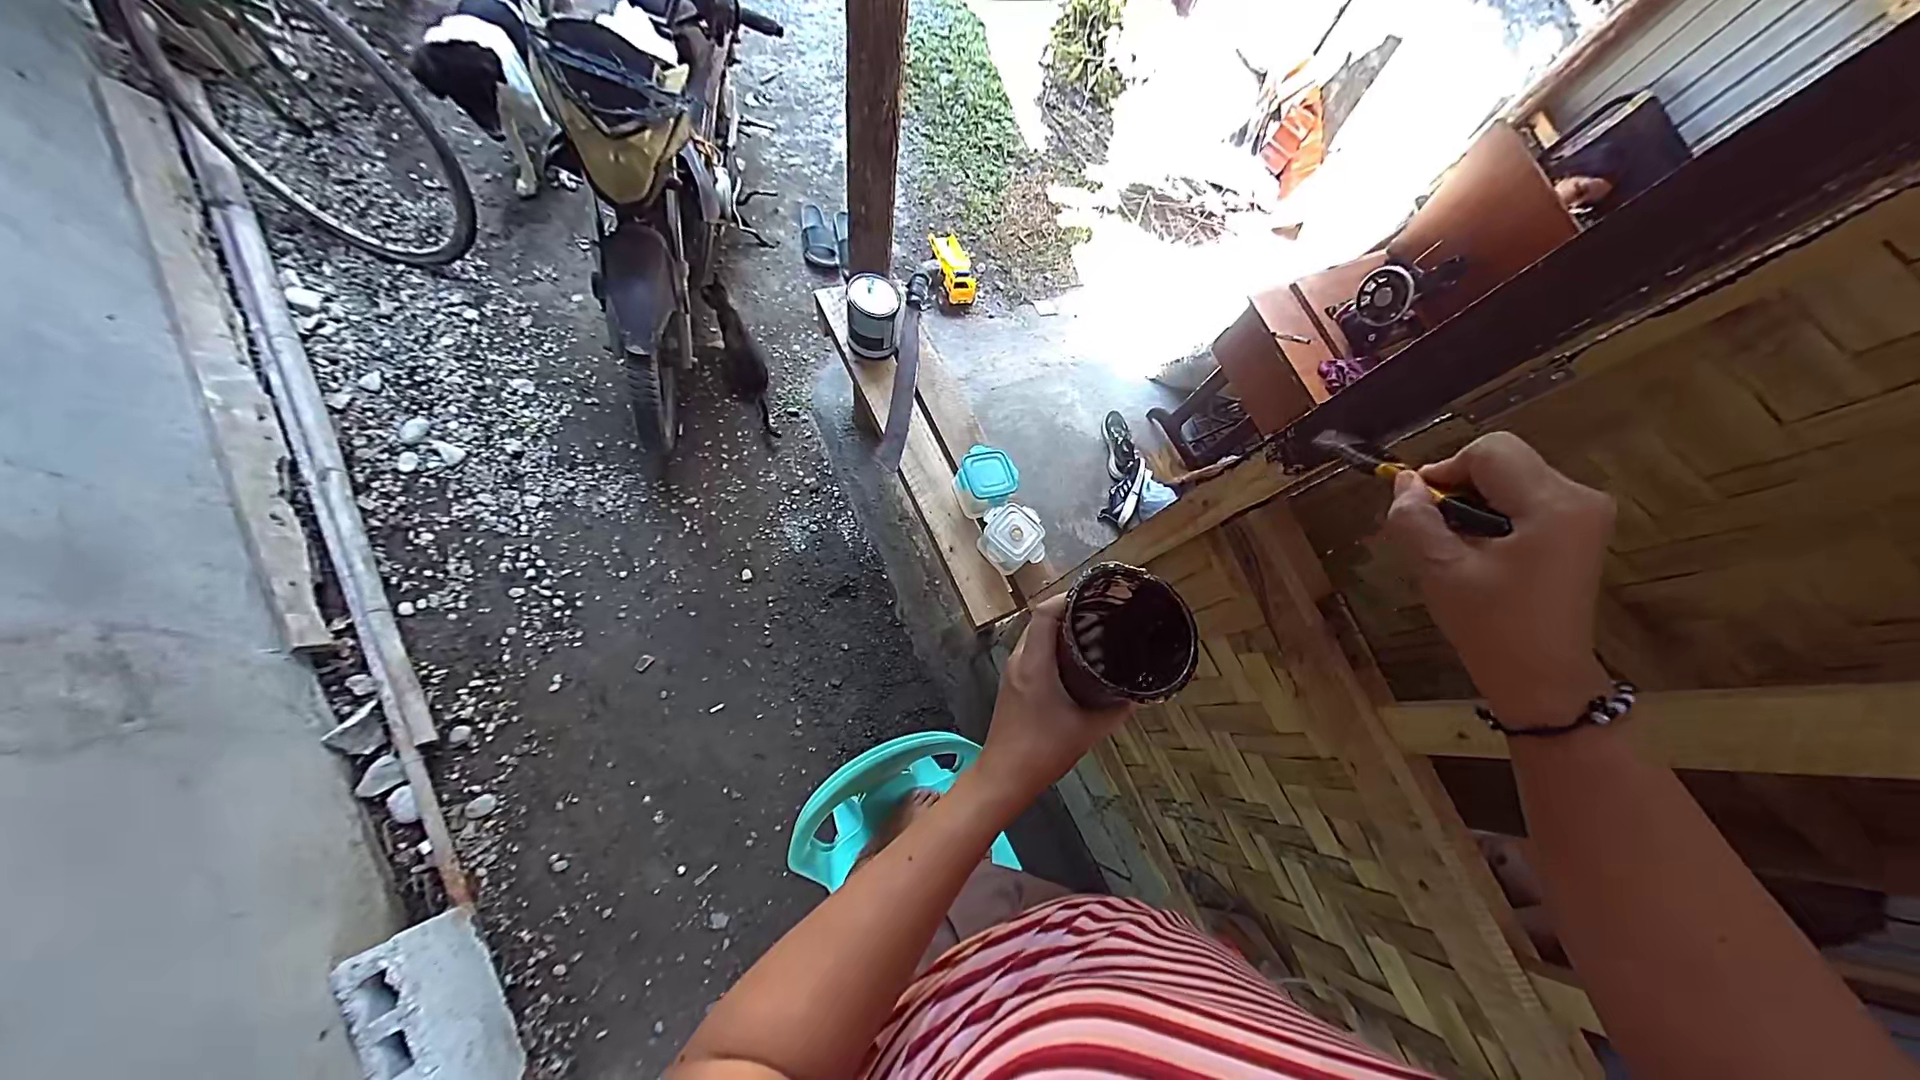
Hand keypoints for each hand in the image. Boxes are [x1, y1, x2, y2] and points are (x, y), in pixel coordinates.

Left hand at [975, 596, 1133, 804]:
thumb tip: (1139, 696)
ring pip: (1035, 636)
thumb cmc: (1042, 751)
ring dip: (1059, 629)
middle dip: (1068, 611)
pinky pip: (1032, 652)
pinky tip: (1074, 658)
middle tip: (1100, 614)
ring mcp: (1013, 672)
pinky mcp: (1013, 684)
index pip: (1043, 613)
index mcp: (1034, 663)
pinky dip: (1052, 646)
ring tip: (1092, 632)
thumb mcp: (1088, 730)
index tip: (1094, 597)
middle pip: (1039, 620)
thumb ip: (1117, 711)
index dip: (1067, 598)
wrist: (1004, 776)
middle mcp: (1019, 661)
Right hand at [1385, 433, 1614, 728]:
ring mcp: (1583, 514)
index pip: (1490, 451)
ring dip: (1471, 502)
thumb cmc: (1490, 624)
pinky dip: (1489, 514)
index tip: (1420, 507)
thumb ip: (1416, 518)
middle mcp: (1579, 498)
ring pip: (1508, 478)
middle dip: (1458, 486)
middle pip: (1502, 461)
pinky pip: (1521, 499)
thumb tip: (1403, 482)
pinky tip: (1477, 551)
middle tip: (1434, 530)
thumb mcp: (1440, 568)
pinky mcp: (1576, 530)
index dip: (1445, 470)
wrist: (1540, 676)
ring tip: (1454, 546)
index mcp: (1553, 504)